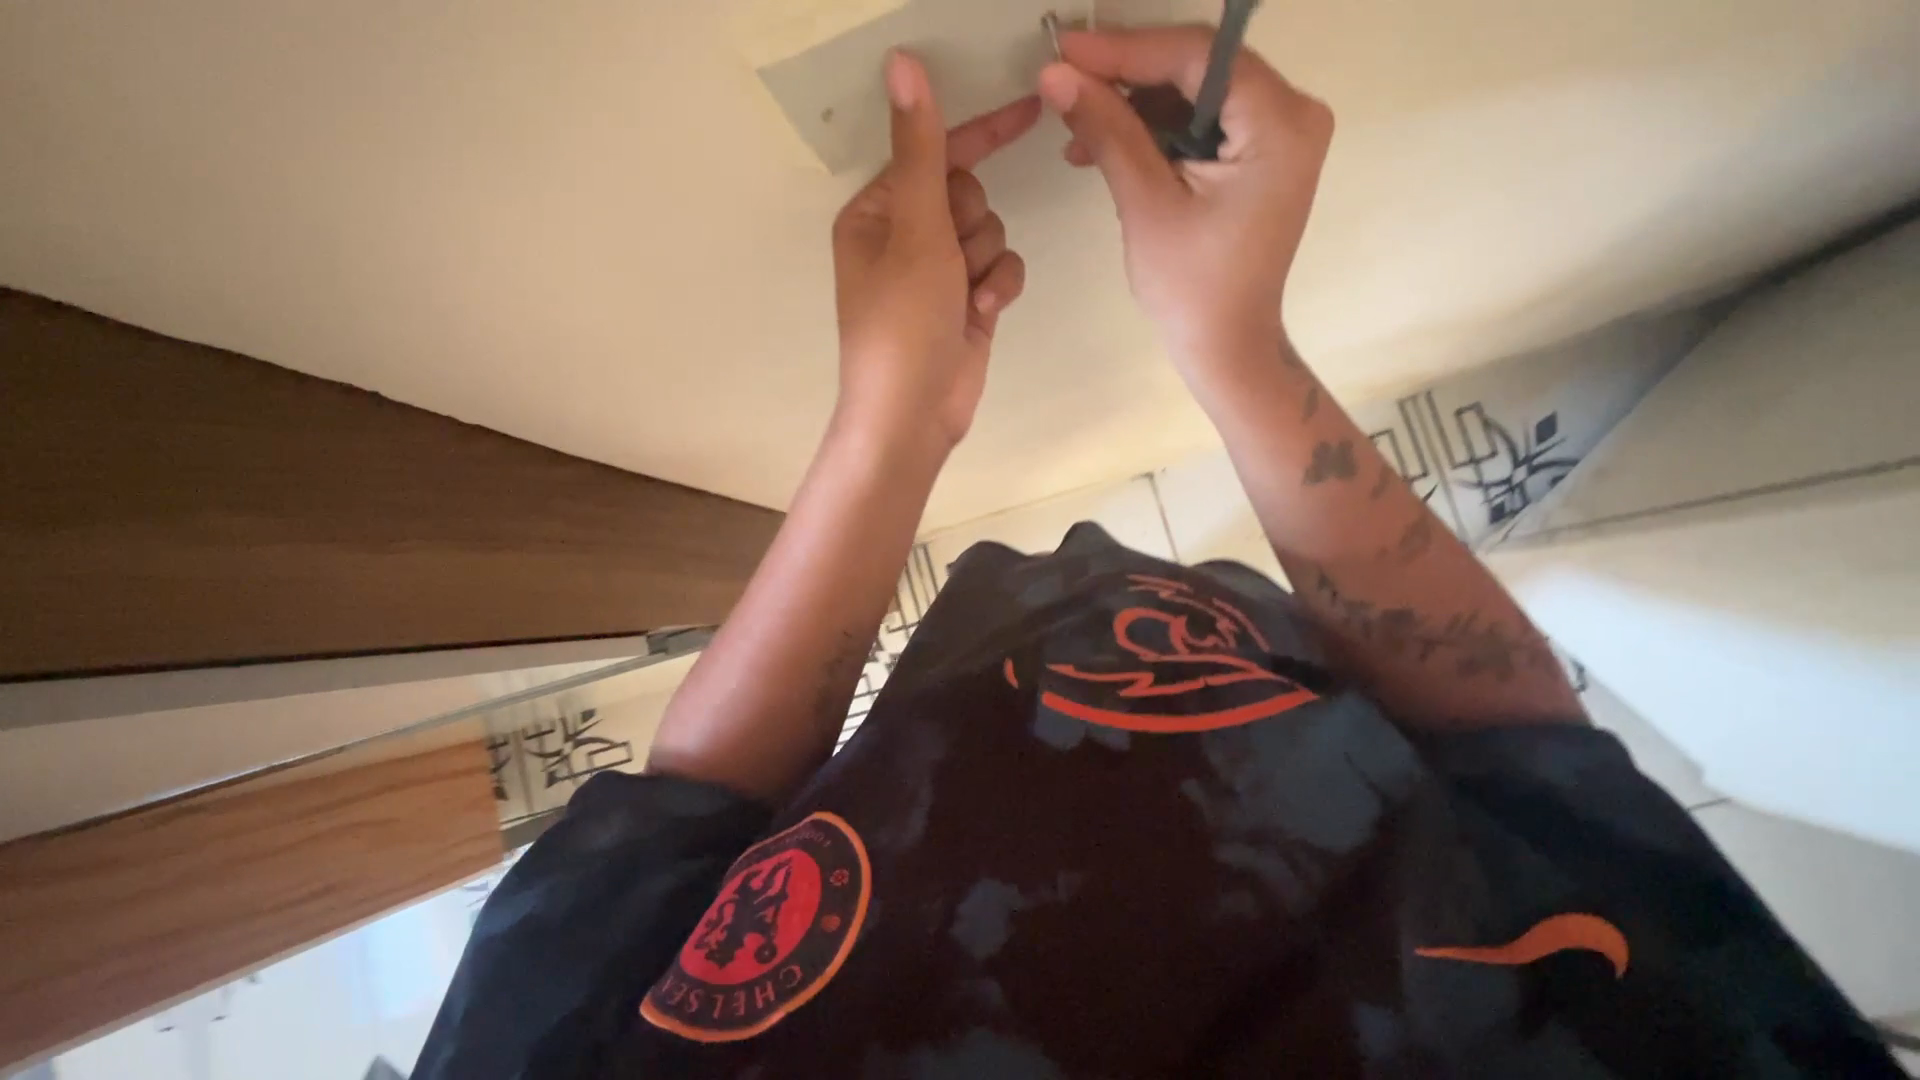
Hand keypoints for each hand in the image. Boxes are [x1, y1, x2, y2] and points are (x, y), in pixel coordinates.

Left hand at [832, 51, 1039, 458]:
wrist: (914, 415)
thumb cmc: (903, 324)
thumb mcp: (915, 231)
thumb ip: (923, 150)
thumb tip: (904, 66)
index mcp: (877, 212)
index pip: (935, 154)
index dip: (982, 134)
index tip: (1031, 109)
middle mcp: (906, 236)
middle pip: (969, 193)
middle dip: (971, 226)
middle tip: (951, 260)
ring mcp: (938, 272)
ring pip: (991, 232)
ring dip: (986, 265)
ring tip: (964, 299)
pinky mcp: (967, 301)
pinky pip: (1002, 269)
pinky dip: (998, 290)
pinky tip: (981, 317)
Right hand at [1038, 28, 1332, 372]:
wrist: (1225, 345)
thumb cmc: (1191, 287)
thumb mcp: (1145, 204)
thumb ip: (1107, 130)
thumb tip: (1057, 75)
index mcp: (1280, 124)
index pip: (1197, 56)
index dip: (1126, 50)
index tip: (1066, 50)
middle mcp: (1293, 115)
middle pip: (1198, 69)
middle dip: (1127, 78)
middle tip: (1065, 84)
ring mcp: (1279, 135)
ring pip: (1193, 95)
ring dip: (1134, 109)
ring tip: (1077, 133)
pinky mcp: (1260, 156)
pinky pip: (1200, 124)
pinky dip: (1154, 133)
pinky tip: (1104, 148)